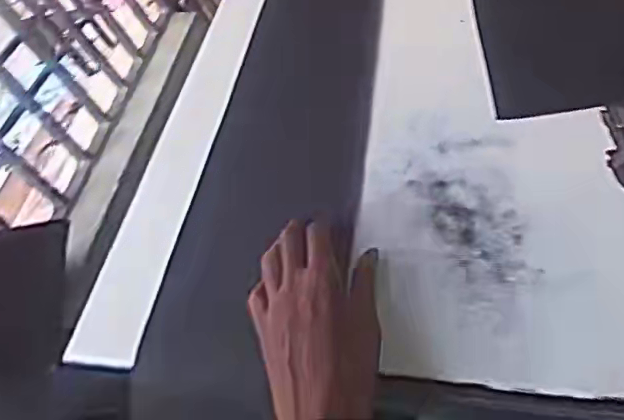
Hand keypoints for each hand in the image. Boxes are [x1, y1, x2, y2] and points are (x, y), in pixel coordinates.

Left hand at [247, 220, 379, 419]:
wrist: (320, 417)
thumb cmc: (346, 380)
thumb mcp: (368, 326)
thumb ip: (365, 285)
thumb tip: (367, 259)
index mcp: (321, 282)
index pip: (317, 234)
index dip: (322, 223)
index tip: (328, 222)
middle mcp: (293, 288)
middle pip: (288, 239)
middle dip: (298, 227)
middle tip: (307, 226)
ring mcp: (274, 307)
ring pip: (268, 260)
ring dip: (279, 247)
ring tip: (287, 244)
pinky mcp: (263, 329)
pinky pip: (256, 294)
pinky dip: (264, 282)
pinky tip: (271, 284)